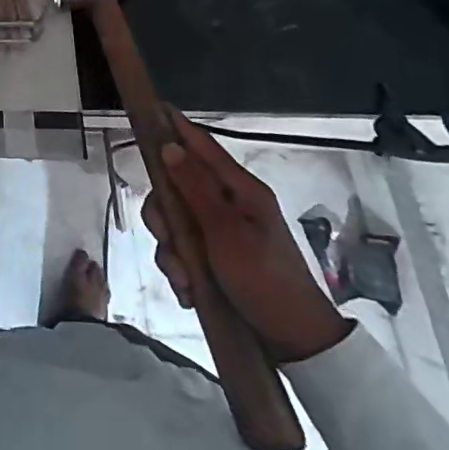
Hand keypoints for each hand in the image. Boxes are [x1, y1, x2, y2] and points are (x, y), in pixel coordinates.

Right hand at [142, 107, 351, 362]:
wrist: (295, 341)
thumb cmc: (265, 280)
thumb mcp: (226, 234)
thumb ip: (195, 189)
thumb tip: (169, 146)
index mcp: (239, 190)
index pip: (201, 146)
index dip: (176, 127)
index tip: (153, 108)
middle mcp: (227, 204)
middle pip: (174, 188)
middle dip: (164, 218)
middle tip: (169, 242)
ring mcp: (220, 230)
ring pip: (173, 222)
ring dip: (172, 252)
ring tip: (185, 281)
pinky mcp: (214, 256)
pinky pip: (181, 250)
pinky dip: (180, 270)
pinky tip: (189, 291)